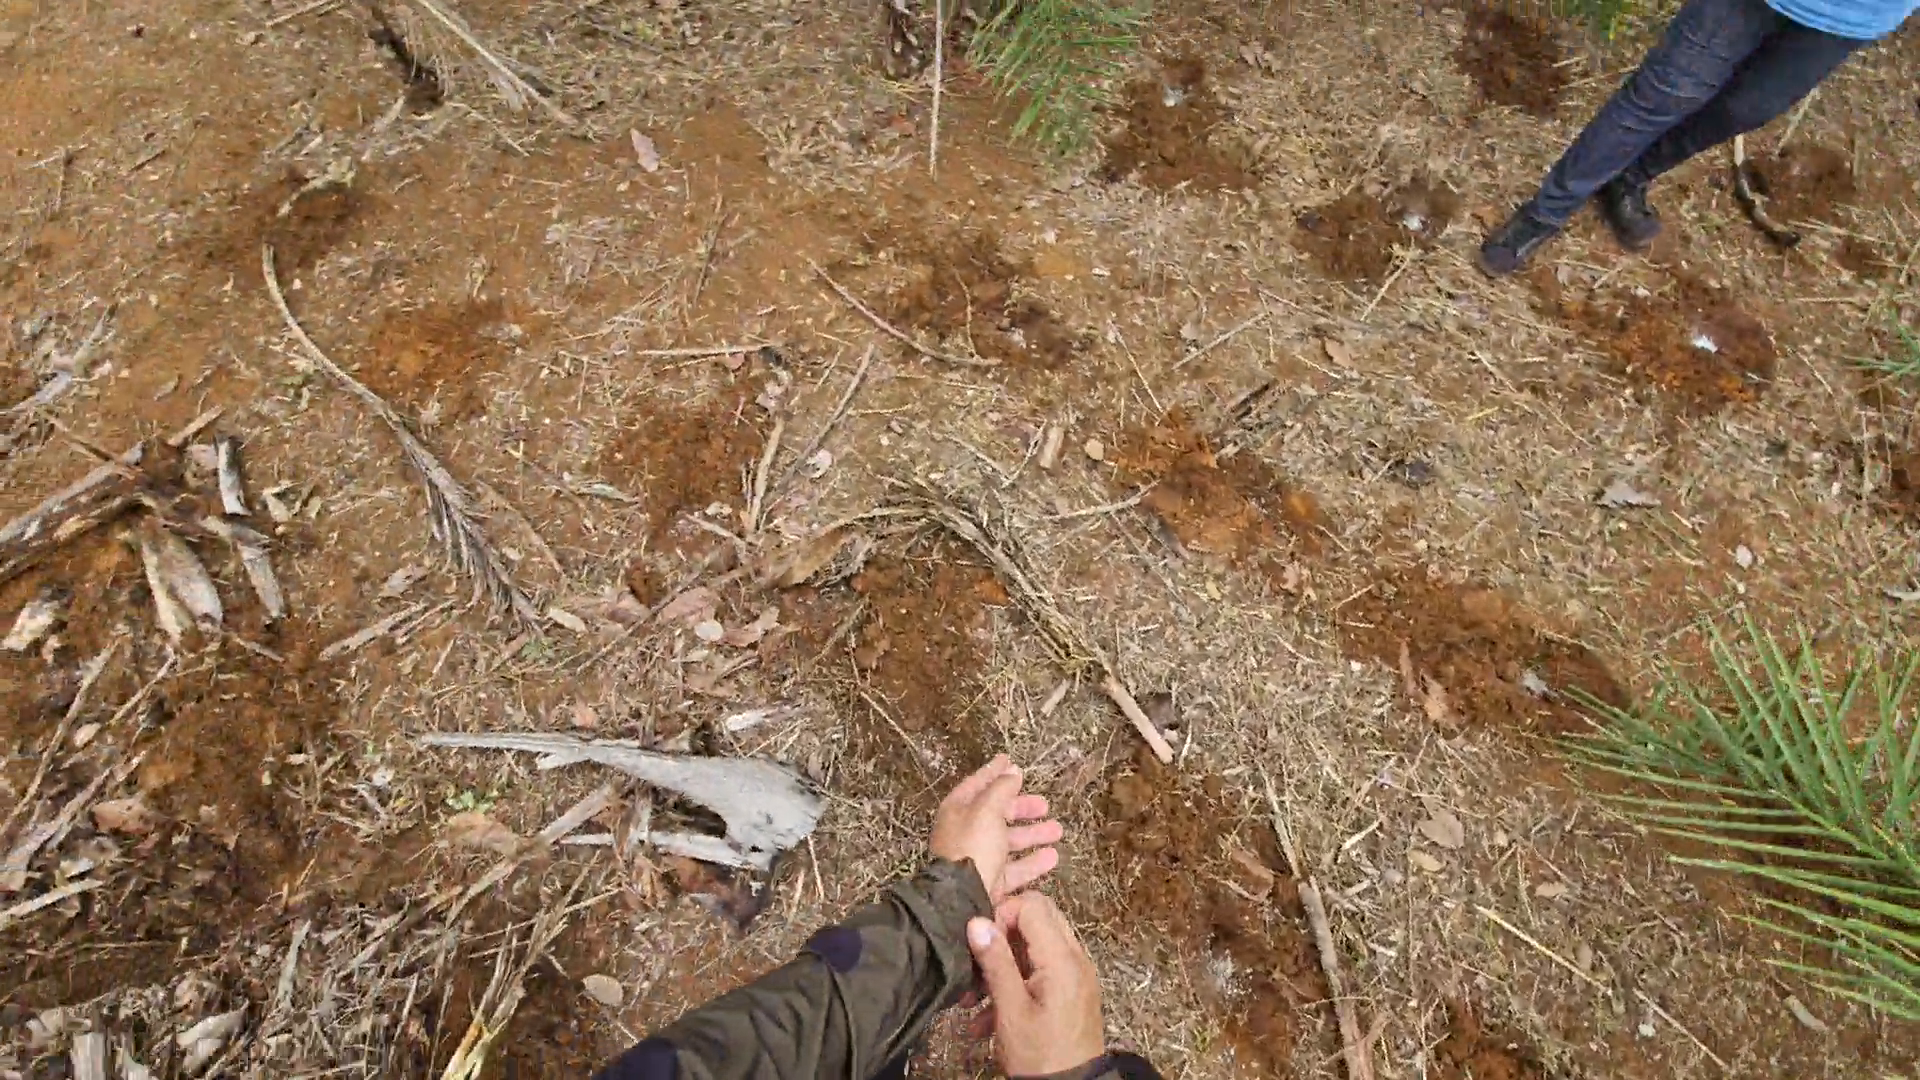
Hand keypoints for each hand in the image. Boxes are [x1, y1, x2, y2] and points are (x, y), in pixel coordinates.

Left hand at [929, 756, 1061, 901]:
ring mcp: (978, 858)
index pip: (979, 783)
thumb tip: (1012, 769)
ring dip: (1033, 835)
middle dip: (1022, 808)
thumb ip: (1001, 789)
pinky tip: (1052, 858)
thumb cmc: (972, 846)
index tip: (1010, 760)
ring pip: (1009, 841)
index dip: (995, 771)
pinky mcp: (989, 882)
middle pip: (998, 813)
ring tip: (1058, 830)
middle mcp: (966, 831)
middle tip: (1045, 804)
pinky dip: (1032, 862)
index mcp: (959, 809)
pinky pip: (1014, 868)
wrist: (961, 899)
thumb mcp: (987, 810)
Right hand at [966, 892, 1104, 1075]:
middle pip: (1039, 916)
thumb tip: (976, 921)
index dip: (1003, 914)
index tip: (983, 942)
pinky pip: (1045, 966)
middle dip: (1005, 932)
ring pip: (1039, 941)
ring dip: (1007, 958)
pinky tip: (992, 1012)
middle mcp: (1075, 957)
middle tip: (982, 958)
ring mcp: (1077, 973)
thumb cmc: (1040, 1056)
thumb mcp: (1011, 1011)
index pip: (1032, 905)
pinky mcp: (1073, 990)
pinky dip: (1020, 977)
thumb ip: (996, 963)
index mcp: (1062, 958)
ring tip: (978, 993)